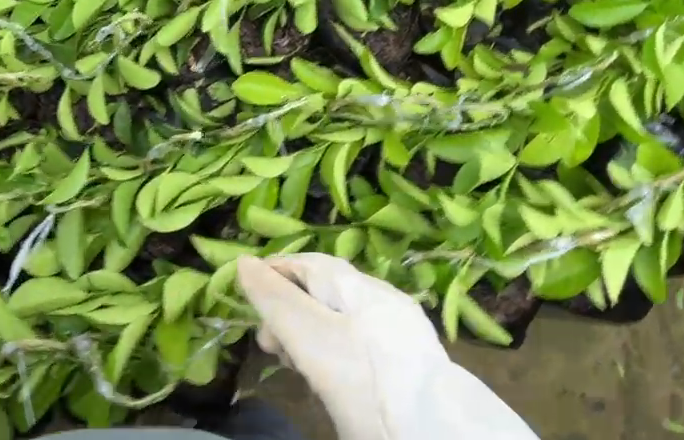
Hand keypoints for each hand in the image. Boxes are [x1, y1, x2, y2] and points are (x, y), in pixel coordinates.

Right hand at [236, 254, 537, 439]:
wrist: (439, 432)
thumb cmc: (363, 379)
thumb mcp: (309, 338)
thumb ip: (275, 299)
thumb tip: (244, 261)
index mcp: (353, 282)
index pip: (300, 262)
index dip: (269, 279)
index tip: (251, 312)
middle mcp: (379, 292)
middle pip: (320, 290)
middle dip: (288, 312)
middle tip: (271, 349)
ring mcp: (400, 324)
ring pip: (341, 316)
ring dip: (311, 333)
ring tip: (299, 366)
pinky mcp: (413, 356)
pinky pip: (363, 338)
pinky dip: (339, 349)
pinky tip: (336, 375)